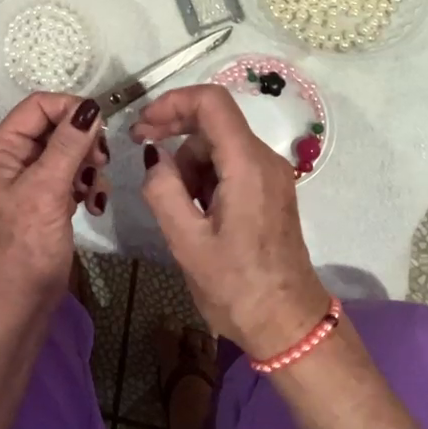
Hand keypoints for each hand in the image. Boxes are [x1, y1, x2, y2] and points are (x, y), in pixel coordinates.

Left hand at [0, 93, 107, 307]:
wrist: (20, 300)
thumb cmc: (26, 244)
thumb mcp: (47, 189)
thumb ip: (68, 145)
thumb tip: (91, 108)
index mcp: (3, 147)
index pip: (39, 105)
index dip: (71, 109)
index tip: (100, 128)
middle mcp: (14, 156)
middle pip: (57, 125)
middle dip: (84, 141)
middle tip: (100, 163)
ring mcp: (32, 178)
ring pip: (70, 150)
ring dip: (89, 165)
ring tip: (94, 191)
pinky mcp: (48, 197)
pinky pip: (73, 174)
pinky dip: (88, 184)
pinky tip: (94, 205)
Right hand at [131, 84, 331, 358]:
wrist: (287, 325)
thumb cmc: (236, 286)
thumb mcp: (186, 240)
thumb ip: (163, 188)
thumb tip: (154, 157)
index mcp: (247, 166)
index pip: (211, 102)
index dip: (171, 102)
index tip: (142, 125)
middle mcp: (265, 161)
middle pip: (213, 120)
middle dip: (173, 129)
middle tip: (140, 147)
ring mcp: (270, 175)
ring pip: (217, 144)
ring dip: (187, 161)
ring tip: (176, 204)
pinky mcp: (268, 191)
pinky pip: (229, 164)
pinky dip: (203, 175)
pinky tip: (193, 208)